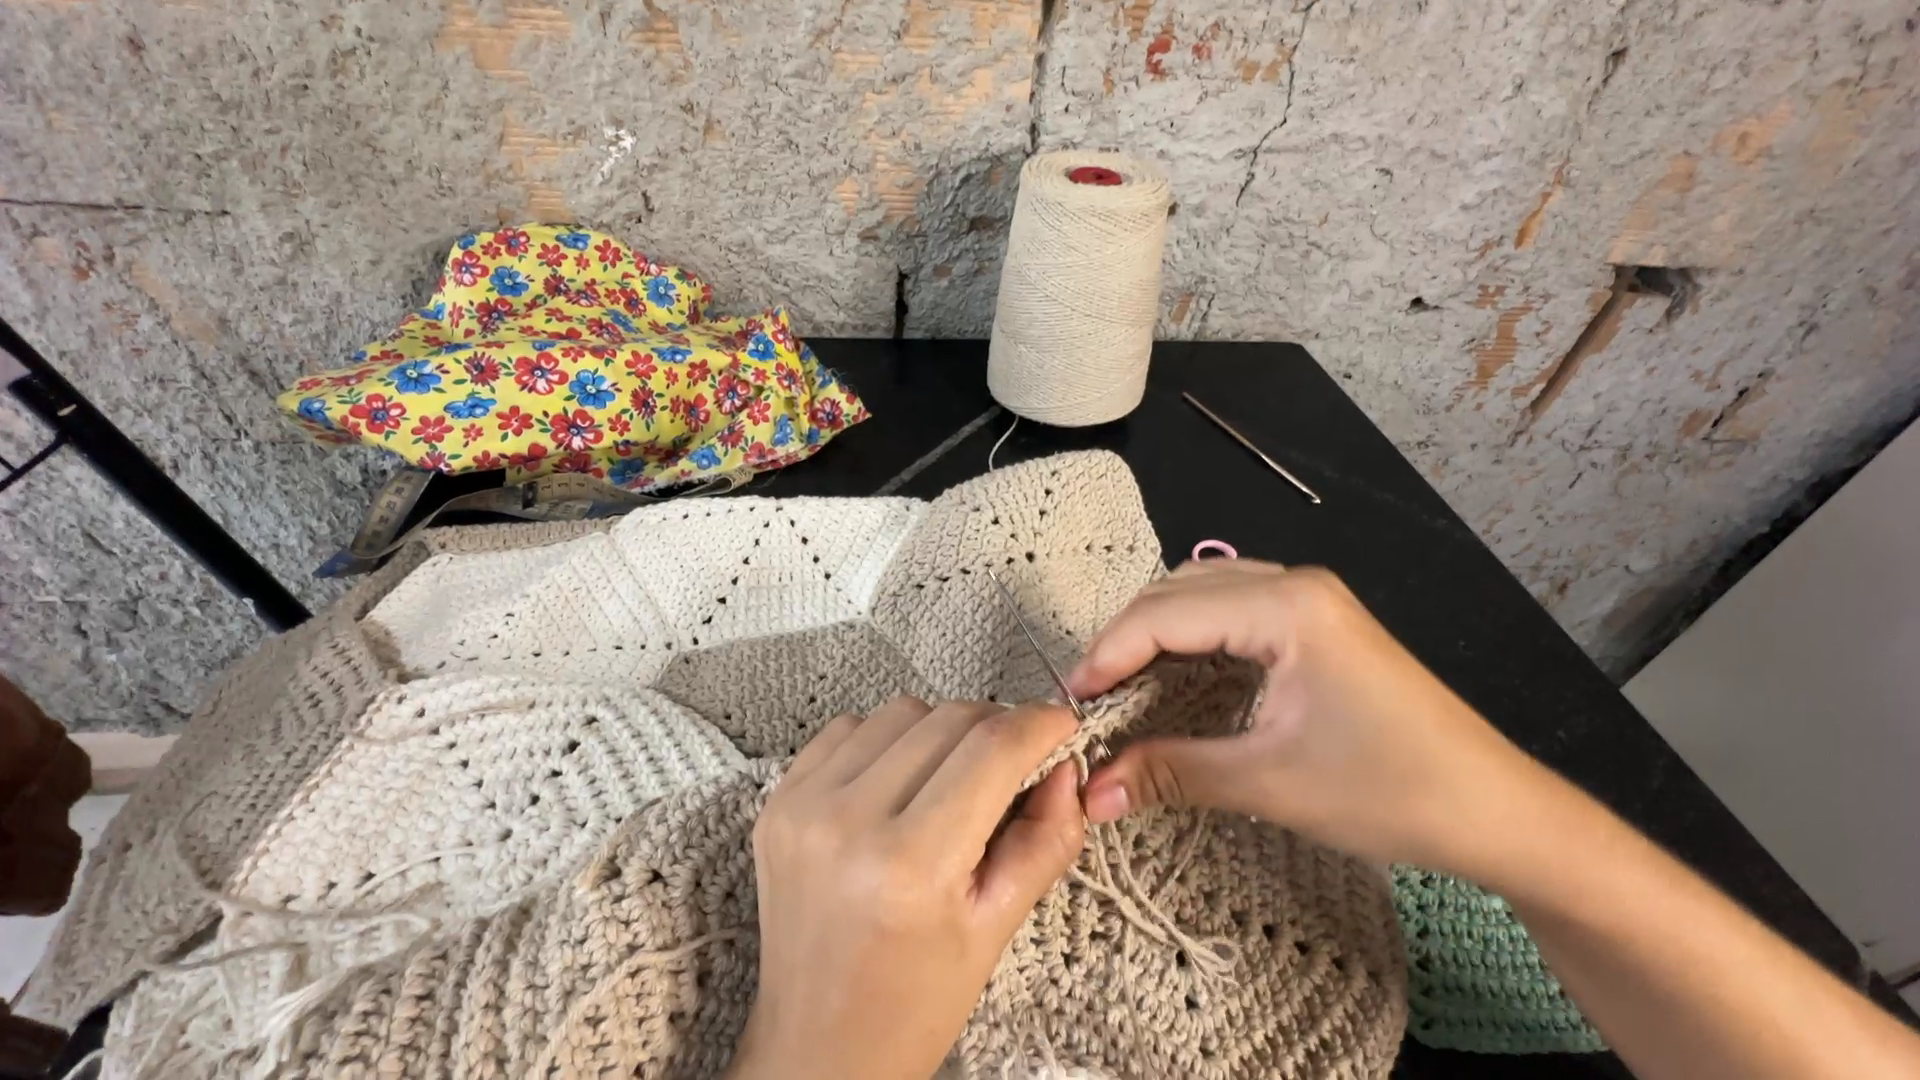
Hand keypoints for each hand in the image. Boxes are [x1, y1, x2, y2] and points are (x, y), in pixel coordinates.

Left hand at [728, 697, 1084, 1079]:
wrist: (819, 1048)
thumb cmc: (915, 1003)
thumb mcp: (998, 928)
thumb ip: (1047, 838)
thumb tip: (1066, 766)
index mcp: (912, 865)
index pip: (992, 750)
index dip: (1039, 724)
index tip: (1063, 724)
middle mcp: (849, 822)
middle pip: (950, 719)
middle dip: (998, 727)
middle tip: (1014, 762)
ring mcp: (804, 805)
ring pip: (901, 711)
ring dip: (942, 730)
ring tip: (952, 779)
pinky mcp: (778, 799)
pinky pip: (849, 728)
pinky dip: (888, 739)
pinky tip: (900, 782)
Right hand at [1067, 560, 1547, 872]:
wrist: (1499, 812)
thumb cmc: (1390, 791)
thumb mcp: (1269, 783)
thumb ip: (1170, 773)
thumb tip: (1088, 794)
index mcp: (1286, 607)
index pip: (1165, 614)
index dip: (1108, 654)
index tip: (1071, 703)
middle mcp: (1293, 584)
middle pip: (1177, 592)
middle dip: (1125, 641)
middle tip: (1091, 699)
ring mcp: (1309, 600)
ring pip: (1201, 595)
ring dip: (1154, 634)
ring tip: (1122, 686)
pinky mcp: (1316, 623)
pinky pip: (1230, 611)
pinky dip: (1189, 637)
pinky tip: (1174, 675)